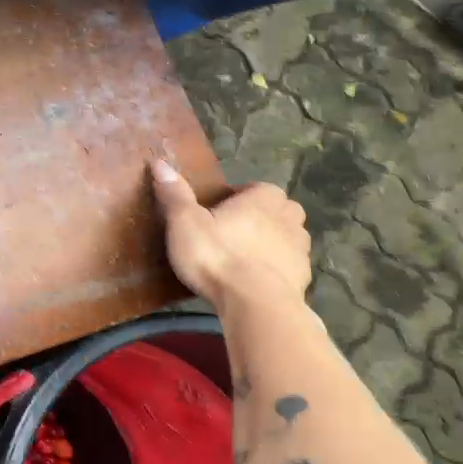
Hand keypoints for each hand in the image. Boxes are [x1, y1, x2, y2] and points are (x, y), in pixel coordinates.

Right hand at [151, 160, 311, 303]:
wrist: (255, 300)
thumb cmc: (216, 255)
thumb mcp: (184, 222)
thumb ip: (175, 194)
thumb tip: (160, 163)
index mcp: (261, 202)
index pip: (261, 188)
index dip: (243, 194)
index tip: (221, 206)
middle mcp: (287, 220)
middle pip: (283, 209)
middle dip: (265, 213)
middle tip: (235, 226)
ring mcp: (300, 249)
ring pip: (290, 235)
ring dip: (273, 238)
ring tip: (244, 251)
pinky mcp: (303, 275)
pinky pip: (290, 262)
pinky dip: (276, 263)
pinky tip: (255, 275)